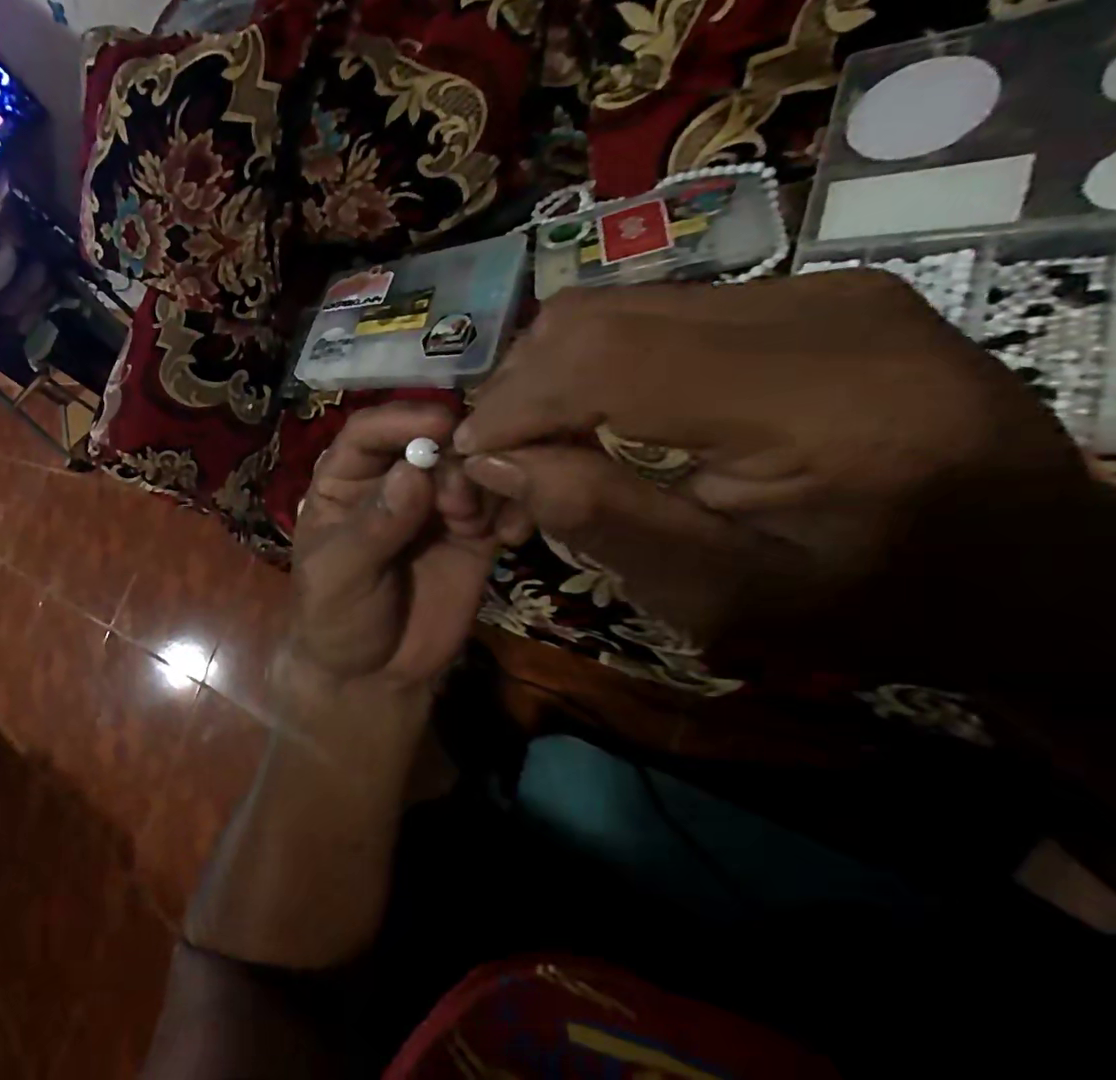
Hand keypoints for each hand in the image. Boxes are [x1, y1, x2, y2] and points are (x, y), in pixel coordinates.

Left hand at [286, 402, 497, 695]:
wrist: (373, 674)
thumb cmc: (335, 617)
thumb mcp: (338, 575)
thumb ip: (373, 527)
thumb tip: (413, 472)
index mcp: (344, 482)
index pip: (368, 433)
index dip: (401, 420)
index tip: (441, 422)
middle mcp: (392, 483)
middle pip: (429, 441)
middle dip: (452, 455)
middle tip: (460, 495)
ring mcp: (436, 507)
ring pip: (471, 468)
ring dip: (482, 484)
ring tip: (473, 527)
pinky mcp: (475, 535)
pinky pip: (503, 506)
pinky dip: (514, 509)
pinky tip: (509, 536)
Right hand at [452, 271, 1095, 679]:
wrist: (1034, 568)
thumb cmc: (874, 607)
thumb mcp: (718, 595)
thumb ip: (599, 519)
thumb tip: (490, 460)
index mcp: (819, 404)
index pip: (606, 360)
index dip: (511, 406)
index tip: (468, 465)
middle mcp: (820, 314)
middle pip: (595, 320)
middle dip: (515, 392)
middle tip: (495, 464)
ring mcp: (816, 290)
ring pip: (611, 308)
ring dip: (545, 378)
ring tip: (534, 447)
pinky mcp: (805, 293)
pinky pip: (650, 313)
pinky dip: (590, 367)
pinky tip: (589, 419)